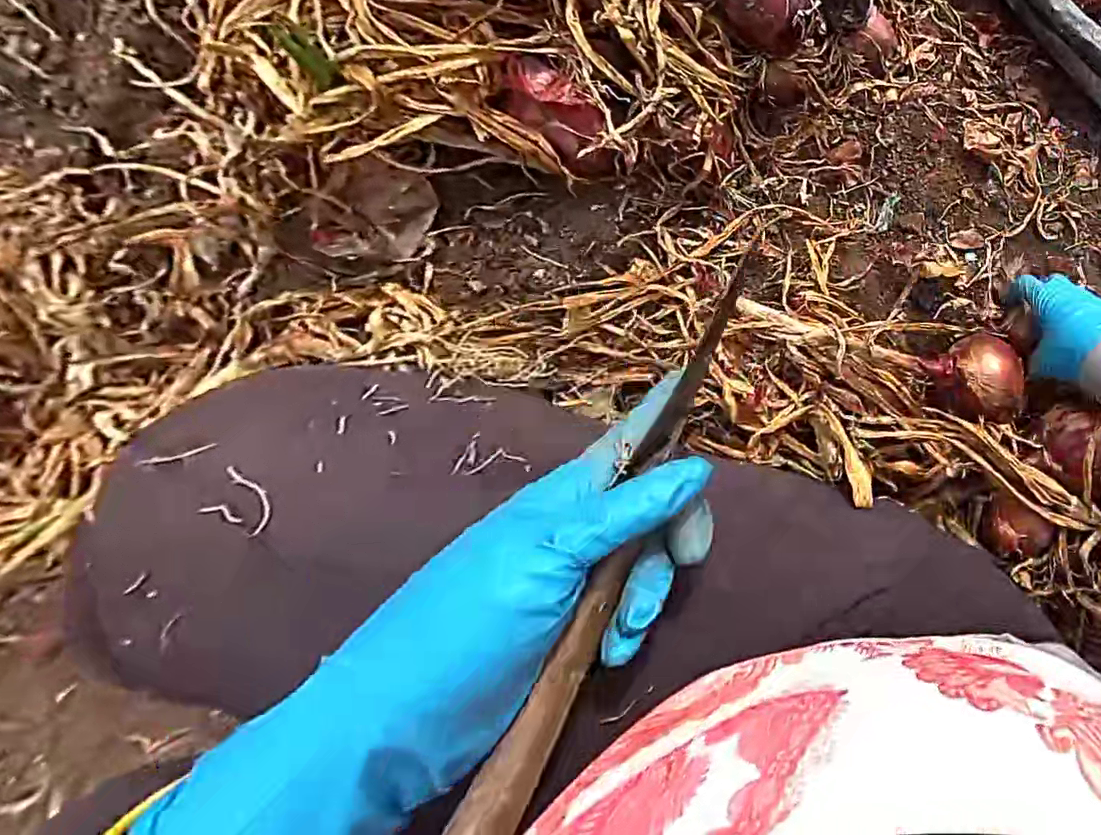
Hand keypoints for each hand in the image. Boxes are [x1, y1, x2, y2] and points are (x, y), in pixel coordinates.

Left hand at [134, 376, 713, 833]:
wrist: (401, 724)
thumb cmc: (471, 619)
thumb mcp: (553, 554)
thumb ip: (628, 510)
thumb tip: (699, 465)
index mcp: (574, 491)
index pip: (632, 436)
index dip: (664, 410)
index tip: (698, 376)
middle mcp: (585, 522)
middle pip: (660, 501)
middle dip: (676, 531)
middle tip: (684, 560)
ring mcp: (583, 572)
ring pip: (651, 557)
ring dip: (650, 592)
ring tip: (622, 633)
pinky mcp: (580, 619)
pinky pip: (632, 605)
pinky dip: (631, 626)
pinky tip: (608, 653)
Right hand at [1004, 274, 1100, 383]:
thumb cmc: (1073, 352)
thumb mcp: (1045, 361)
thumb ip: (1033, 359)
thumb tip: (1030, 365)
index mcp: (1045, 296)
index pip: (1023, 284)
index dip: (1014, 292)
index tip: (1009, 301)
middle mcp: (1066, 291)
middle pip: (1048, 285)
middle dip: (1040, 297)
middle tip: (1033, 315)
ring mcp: (1088, 297)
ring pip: (1068, 296)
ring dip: (1060, 307)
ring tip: (1056, 329)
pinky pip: (1085, 307)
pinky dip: (1078, 316)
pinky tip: (1077, 335)